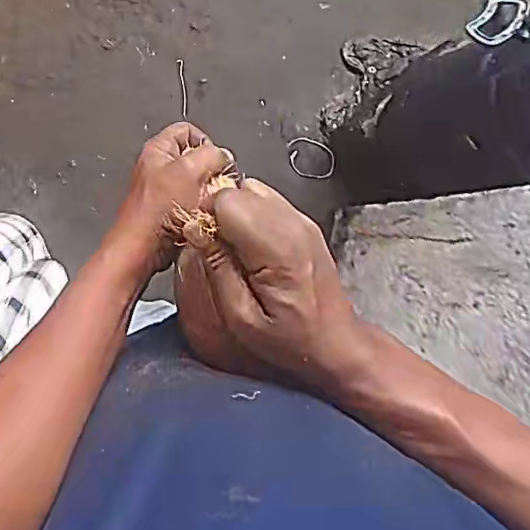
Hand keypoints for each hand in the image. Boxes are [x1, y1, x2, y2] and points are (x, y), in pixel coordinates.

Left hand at [111, 122, 234, 273]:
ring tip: (205, 203)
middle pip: (197, 159)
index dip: (206, 143)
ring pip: (200, 184)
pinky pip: (197, 205)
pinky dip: (203, 211)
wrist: (144, 248)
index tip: (214, 160)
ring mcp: (164, 191)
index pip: (189, 131)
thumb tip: (224, 157)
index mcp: (158, 149)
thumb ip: (212, 155)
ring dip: (209, 194)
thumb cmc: (155, 211)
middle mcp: (159, 167)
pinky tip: (201, 218)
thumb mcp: (190, 169)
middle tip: (212, 184)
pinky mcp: (171, 212)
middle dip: (211, 172)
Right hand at [189, 179, 371, 391]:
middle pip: (238, 189)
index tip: (204, 244)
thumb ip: (217, 269)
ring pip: (250, 188)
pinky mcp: (302, 220)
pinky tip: (250, 244)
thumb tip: (194, 230)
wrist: (335, 341)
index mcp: (279, 249)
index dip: (206, 217)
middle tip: (216, 248)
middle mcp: (294, 226)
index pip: (228, 200)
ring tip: (235, 247)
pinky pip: (264, 198)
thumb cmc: (291, 339)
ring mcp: (301, 219)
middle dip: (217, 212)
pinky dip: (249, 213)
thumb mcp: (241, 318)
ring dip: (234, 211)